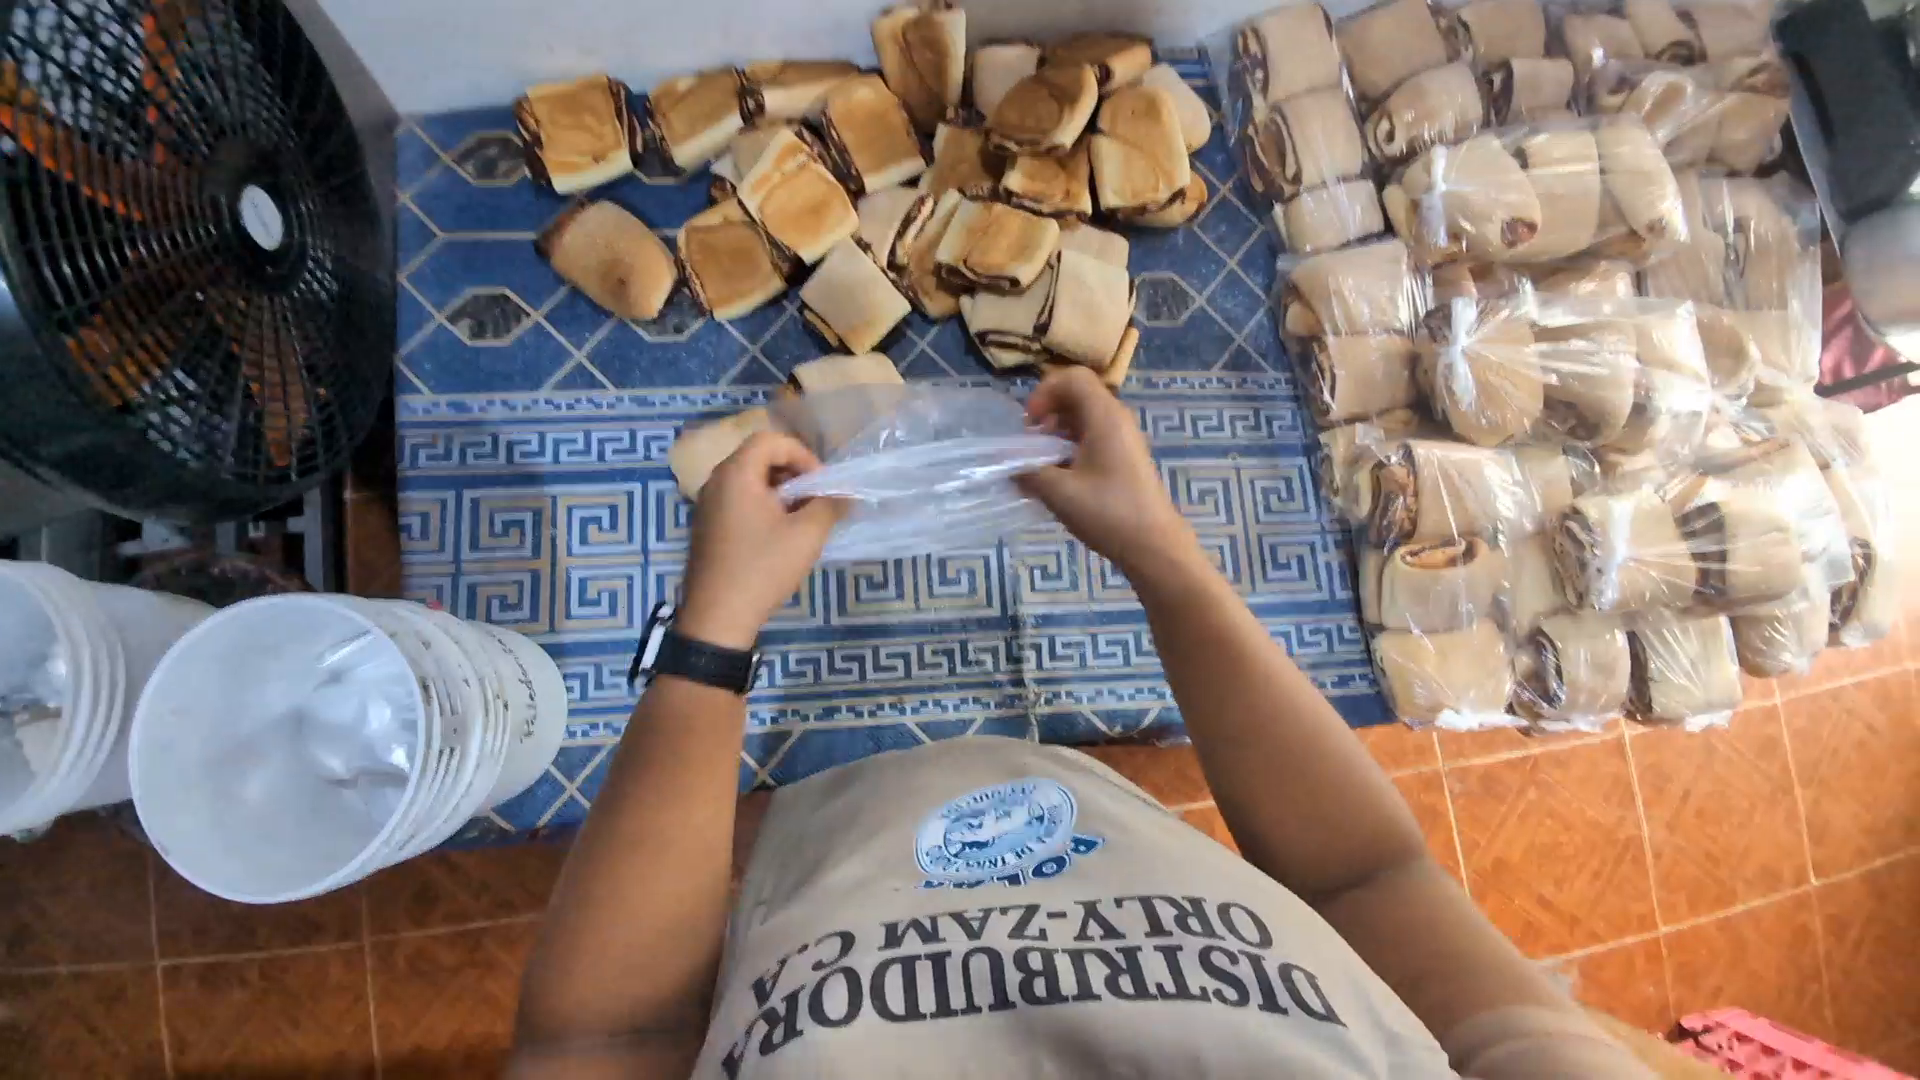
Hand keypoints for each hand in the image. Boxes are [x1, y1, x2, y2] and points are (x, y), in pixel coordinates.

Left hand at [679, 432, 845, 649]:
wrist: (717, 617)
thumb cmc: (762, 568)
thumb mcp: (807, 535)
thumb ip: (830, 504)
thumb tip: (845, 492)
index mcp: (736, 474)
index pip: (771, 440)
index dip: (803, 456)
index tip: (821, 486)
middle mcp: (716, 481)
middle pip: (759, 457)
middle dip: (793, 474)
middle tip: (815, 501)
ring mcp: (707, 505)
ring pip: (750, 481)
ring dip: (780, 492)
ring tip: (801, 521)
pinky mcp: (707, 526)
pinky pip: (739, 501)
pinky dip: (763, 507)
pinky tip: (778, 537)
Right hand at [1017, 366, 1196, 576]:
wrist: (1153, 544)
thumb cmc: (1108, 513)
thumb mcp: (1059, 493)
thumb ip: (1028, 473)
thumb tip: (1008, 466)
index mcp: (1104, 417)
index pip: (1073, 378)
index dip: (1045, 393)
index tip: (1030, 425)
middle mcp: (1117, 419)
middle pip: (1078, 395)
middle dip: (1049, 414)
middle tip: (1032, 444)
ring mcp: (1124, 439)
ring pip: (1085, 419)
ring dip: (1058, 433)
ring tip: (1043, 464)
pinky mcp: (1125, 458)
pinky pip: (1094, 437)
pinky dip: (1072, 448)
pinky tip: (1061, 478)